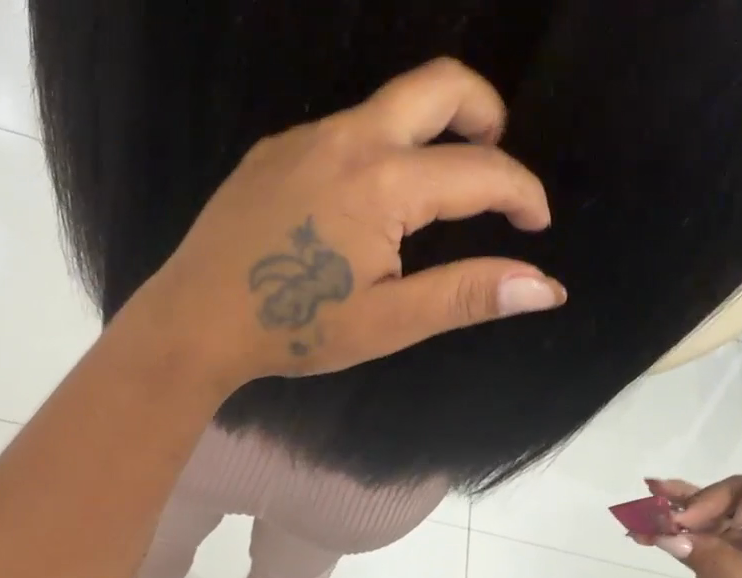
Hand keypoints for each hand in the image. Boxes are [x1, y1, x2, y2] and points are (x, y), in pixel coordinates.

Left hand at [119, 58, 564, 385]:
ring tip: (431, 187)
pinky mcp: (272, 151)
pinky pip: (340, 131)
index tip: (536, 222)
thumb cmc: (293, 329)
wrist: (193, 322)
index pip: (481, 170)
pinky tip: (358, 206)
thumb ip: (468, 295)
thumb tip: (547, 287)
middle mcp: (347, 138)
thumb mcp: (388, 323)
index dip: (523, 193)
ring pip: (385, 105)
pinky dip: (374, 149)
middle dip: (484, 110)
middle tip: (495, 153)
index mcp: (384, 182)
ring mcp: (303, 139)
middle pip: (439, 85)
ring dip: (426, 131)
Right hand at [634, 462, 741, 577]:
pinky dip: (669, 514)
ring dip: (680, 504)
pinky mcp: (715, 543)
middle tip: (679, 523)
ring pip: (711, 501)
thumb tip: (667, 534)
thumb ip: (715, 561)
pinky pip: (692, 521)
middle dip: (709, 502)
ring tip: (651, 510)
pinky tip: (644, 508)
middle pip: (740, 489)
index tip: (741, 517)